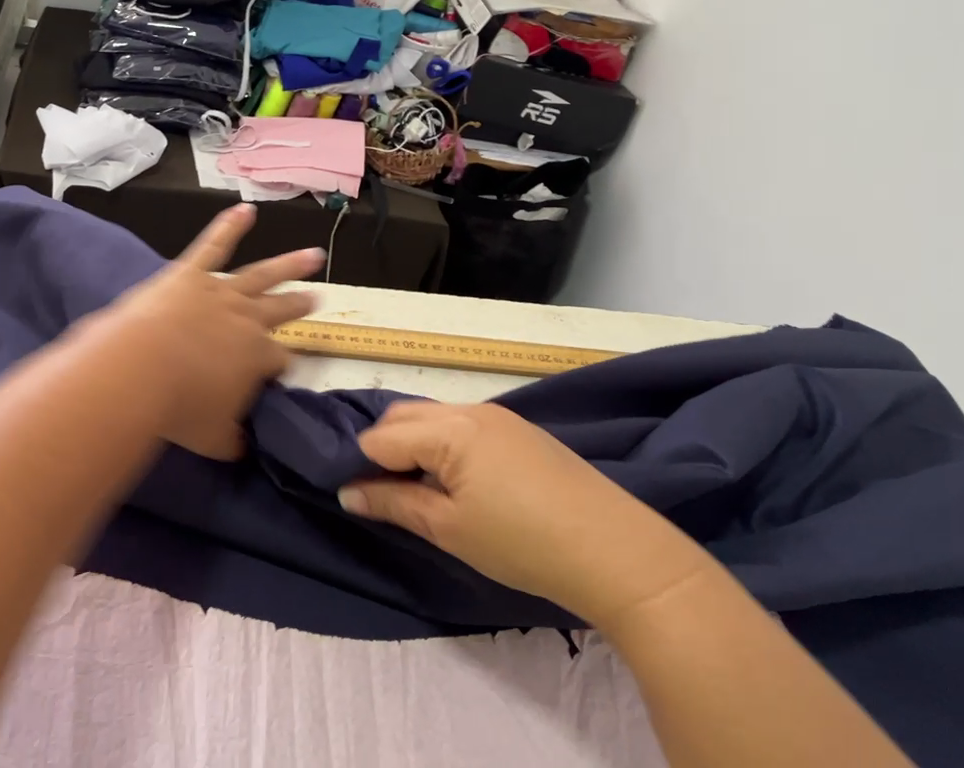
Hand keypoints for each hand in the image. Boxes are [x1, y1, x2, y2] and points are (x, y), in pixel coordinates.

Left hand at [74, 205, 323, 459]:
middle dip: (298, 306)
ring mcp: (221, 293)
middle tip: (316, 298)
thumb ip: (233, 442)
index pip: (279, 362)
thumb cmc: (177, 408)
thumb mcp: (213, 439)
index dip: (279, 369)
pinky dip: (229, 226)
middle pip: (280, 311)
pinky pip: (213, 245)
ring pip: (262, 275)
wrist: (140, 368)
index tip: (275, 377)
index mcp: (257, 358)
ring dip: (288, 266)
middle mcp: (248, 321)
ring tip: (312, 255)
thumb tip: (243, 449)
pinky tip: (246, 210)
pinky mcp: (191, 273)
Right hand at [337, 401, 716, 627]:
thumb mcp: (448, 529)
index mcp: (448, 428)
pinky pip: (464, 426)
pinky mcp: (522, 432)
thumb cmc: (522, 543)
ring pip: (434, 419)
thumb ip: (393, 504)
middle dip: (384, 449)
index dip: (360, 466)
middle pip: (404, 417)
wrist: (617, 553)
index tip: (356, 498)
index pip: (380, 437)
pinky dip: (445, 446)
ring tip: (419, 491)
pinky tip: (457, 483)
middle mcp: (471, 409)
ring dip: (415, 446)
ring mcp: (501, 417)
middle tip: (384, 495)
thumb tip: (346, 492)